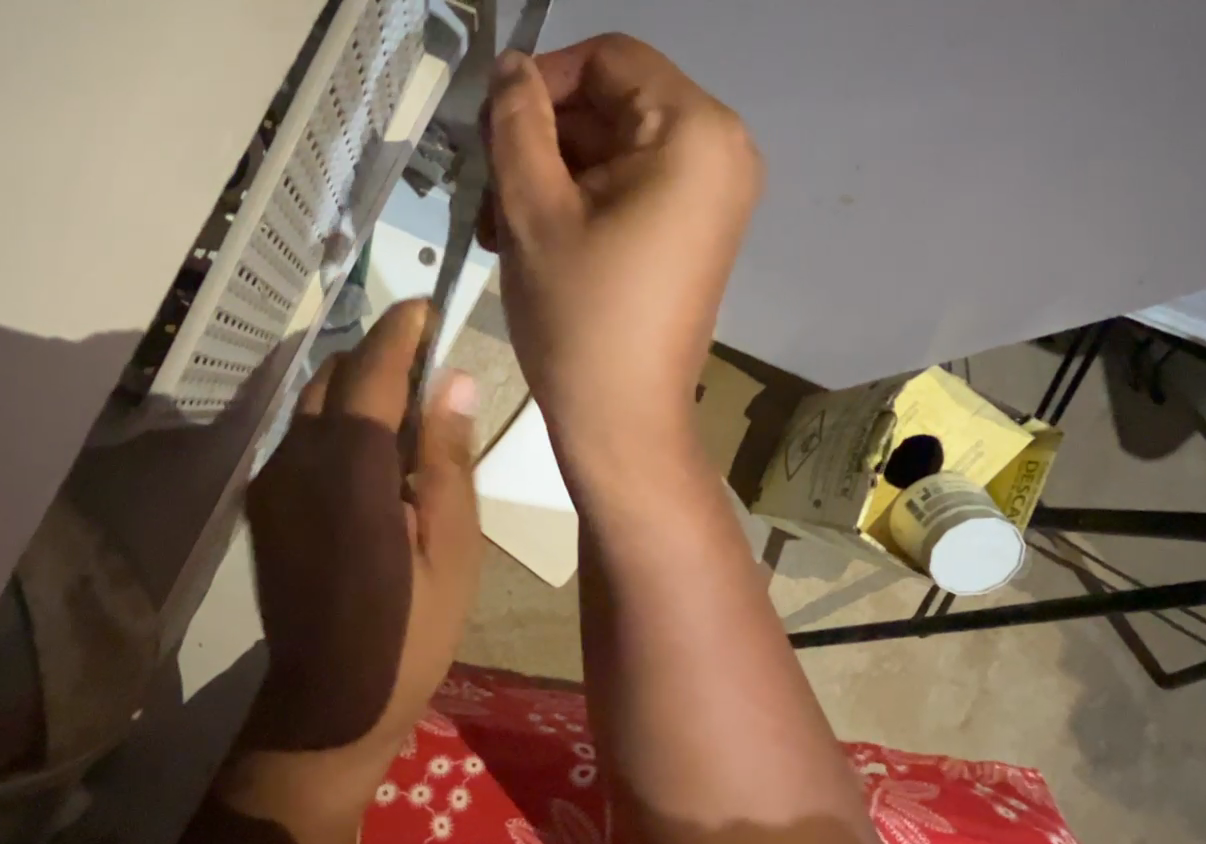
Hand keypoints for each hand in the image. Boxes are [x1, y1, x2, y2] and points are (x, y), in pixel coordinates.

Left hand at [243, 301, 481, 754]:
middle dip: (376, 358)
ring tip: (404, 417)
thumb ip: (447, 458)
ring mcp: (270, 485)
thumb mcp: (452, 550)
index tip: (429, 309)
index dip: (400, 331)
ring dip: (353, 392)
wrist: (329, 703)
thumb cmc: (409, 634)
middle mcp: (296, 461)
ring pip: (308, 406)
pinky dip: (333, 427)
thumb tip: (453, 379)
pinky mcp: (262, 508)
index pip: (371, 369)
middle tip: (427, 370)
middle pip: (331, 376)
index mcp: (350, 469)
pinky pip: (297, 440)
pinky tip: (370, 463)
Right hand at [482, 35, 763, 470]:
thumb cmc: (578, 317)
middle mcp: (720, 152)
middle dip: (540, 142)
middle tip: (485, 195)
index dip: (540, 81)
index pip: (608, 59)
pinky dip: (578, 206)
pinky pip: (630, 192)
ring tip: (499, 230)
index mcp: (694, 132)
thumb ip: (516, 124)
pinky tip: (532, 243)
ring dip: (548, 178)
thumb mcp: (533, 211)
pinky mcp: (693, 236)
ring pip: (613, 153)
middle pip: (612, 106)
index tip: (487, 130)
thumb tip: (512, 70)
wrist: (621, 423)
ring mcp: (711, 198)